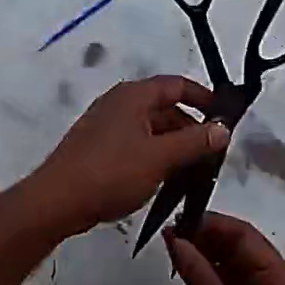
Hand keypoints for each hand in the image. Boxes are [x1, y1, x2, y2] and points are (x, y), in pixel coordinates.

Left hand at [21, 76, 226, 236]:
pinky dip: (155, 155)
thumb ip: (194, 142)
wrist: (59, 200)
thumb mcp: (160, 158)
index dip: (203, 98)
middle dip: (191, 128)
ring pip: (150, 128)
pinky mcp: (98, 146)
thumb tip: (222, 128)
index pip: (176, 85)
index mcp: (133, 96)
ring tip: (193, 172)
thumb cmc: (111, 172)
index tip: (225, 118)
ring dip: (174, 145)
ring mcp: (106, 124)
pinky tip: (164, 179)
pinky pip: (136, 143)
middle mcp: (119, 102)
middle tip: (213, 154)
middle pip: (164, 107)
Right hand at [167, 214, 284, 284]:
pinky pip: (234, 284)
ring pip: (234, 264)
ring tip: (172, 249)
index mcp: (282, 280)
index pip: (244, 235)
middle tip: (169, 235)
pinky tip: (189, 273)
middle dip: (205, 236)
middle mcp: (279, 282)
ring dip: (206, 255)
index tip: (176, 220)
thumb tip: (176, 240)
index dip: (210, 223)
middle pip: (239, 246)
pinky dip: (212, 277)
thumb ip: (204, 283)